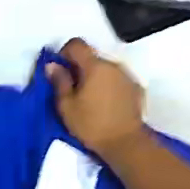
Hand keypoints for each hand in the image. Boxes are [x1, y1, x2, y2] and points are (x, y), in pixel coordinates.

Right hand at [46, 38, 145, 159]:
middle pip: (92, 56)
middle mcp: (114, 65)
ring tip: (89, 97)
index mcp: (95, 66)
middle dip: (79, 66)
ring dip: (95, 76)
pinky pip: (117, 79)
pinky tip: (104, 103)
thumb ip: (59, 81)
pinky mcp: (136, 89)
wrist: (127, 144)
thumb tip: (52, 65)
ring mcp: (128, 76)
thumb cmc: (92, 124)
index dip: (64, 52)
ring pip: (105, 68)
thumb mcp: (67, 106)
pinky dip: (108, 84)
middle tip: (71, 87)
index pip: (77, 44)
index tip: (60, 69)